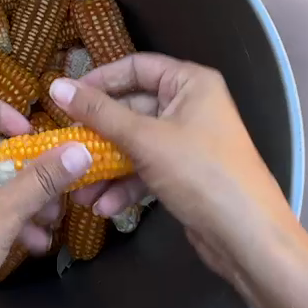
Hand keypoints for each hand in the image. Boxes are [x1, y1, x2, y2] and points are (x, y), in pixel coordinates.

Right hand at [47, 54, 293, 295]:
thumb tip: (57, 87)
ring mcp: (188, 141)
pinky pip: (146, 168)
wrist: (250, 241)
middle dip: (99, 133)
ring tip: (80, 189)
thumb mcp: (145, 139)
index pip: (136, 67)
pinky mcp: (185, 173)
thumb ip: (99, 113)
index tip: (67, 95)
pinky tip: (104, 206)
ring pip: (135, 142)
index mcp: (190, 83)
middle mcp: (190, 105)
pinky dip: (126, 184)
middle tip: (68, 146)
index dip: (101, 79)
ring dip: (107, 165)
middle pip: (132, 107)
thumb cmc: (201, 173)